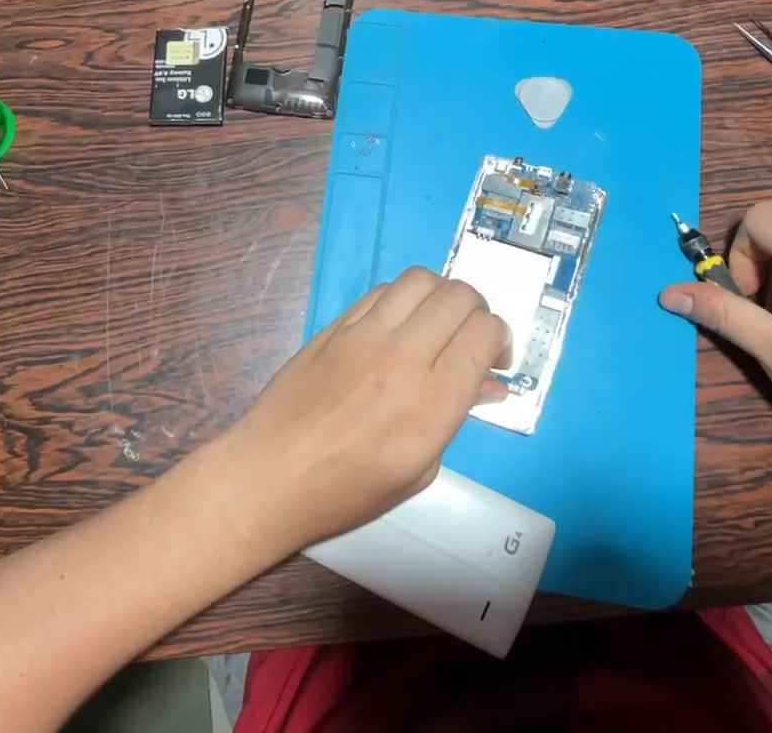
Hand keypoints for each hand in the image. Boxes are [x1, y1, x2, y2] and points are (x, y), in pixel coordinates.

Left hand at [212, 268, 509, 549]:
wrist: (271, 475)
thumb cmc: (347, 491)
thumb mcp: (419, 471)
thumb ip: (457, 418)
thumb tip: (488, 384)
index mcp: (432, 403)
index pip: (485, 332)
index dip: (500, 339)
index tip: (493, 360)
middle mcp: (403, 357)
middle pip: (460, 296)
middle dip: (478, 312)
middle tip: (470, 340)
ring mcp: (365, 335)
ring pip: (421, 280)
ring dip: (440, 296)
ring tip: (435, 324)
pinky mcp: (335, 327)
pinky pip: (381, 292)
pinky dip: (402, 300)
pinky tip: (398, 326)